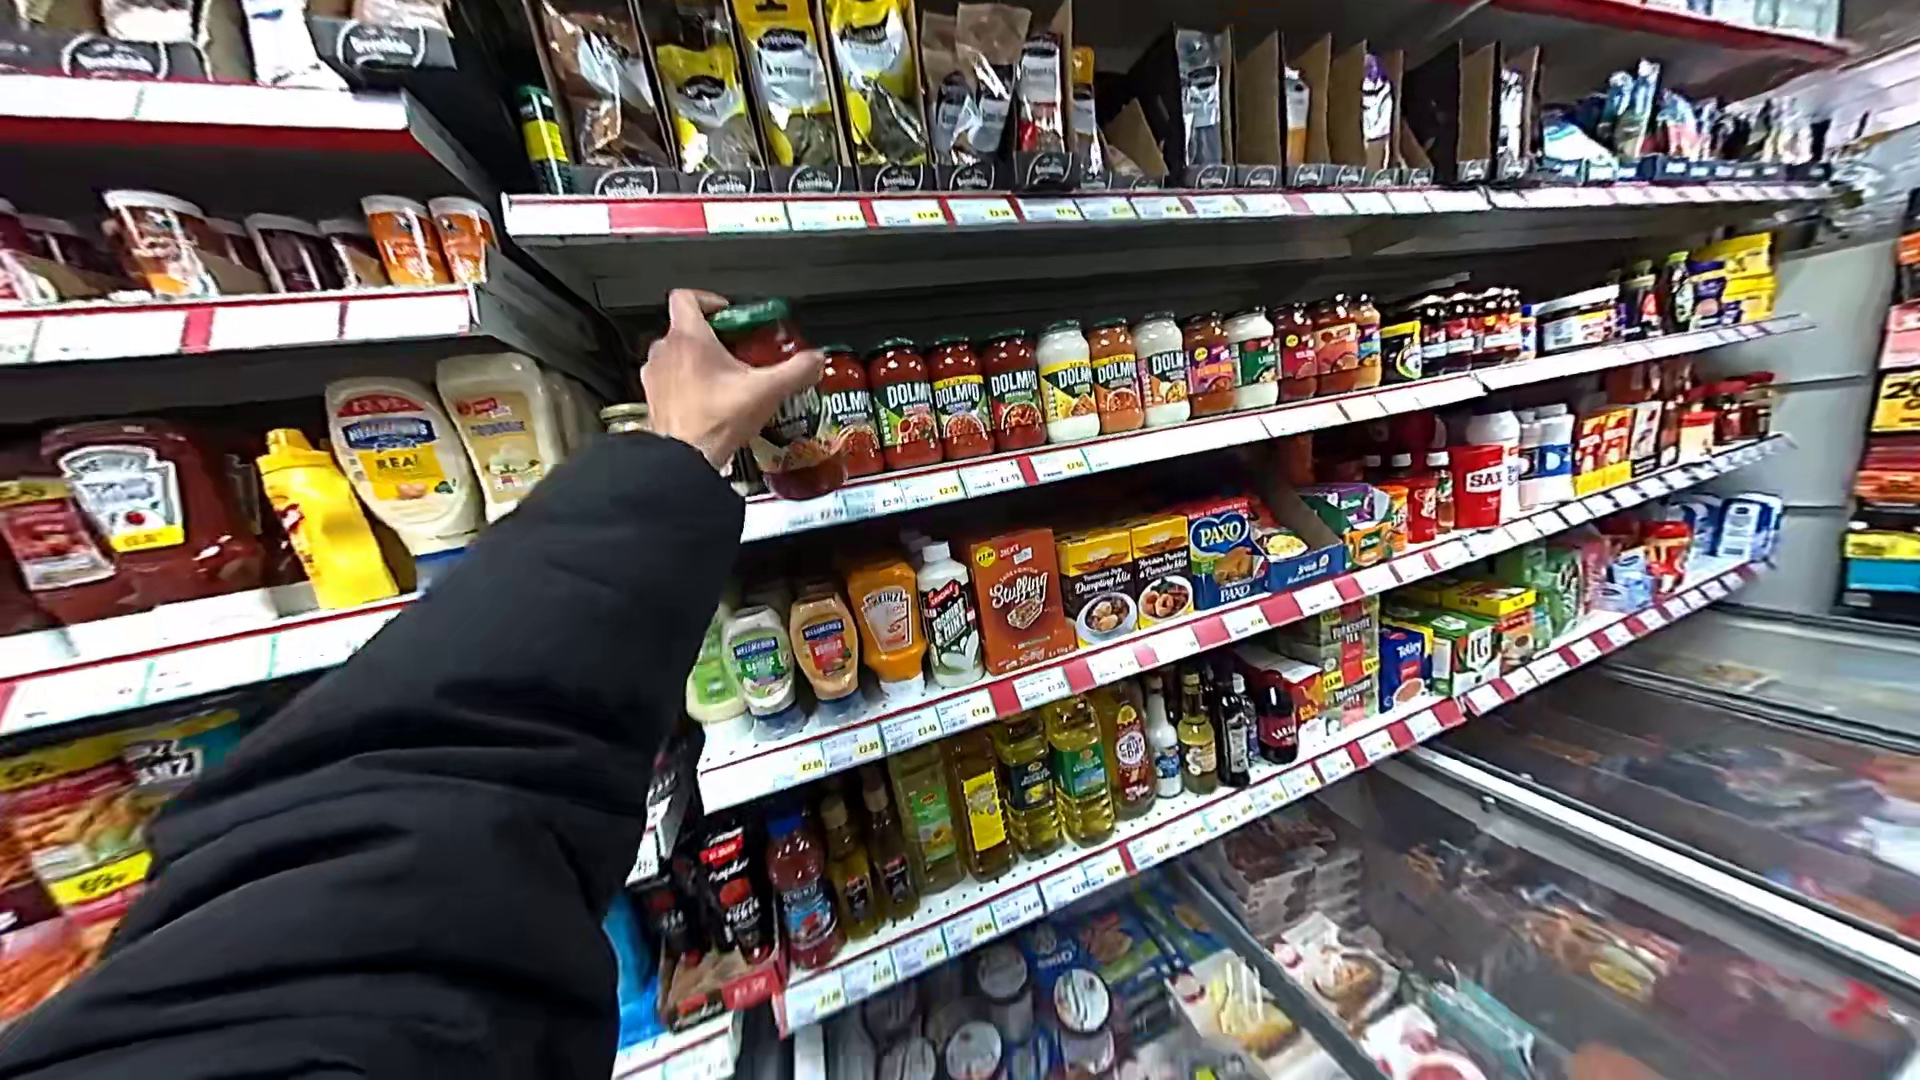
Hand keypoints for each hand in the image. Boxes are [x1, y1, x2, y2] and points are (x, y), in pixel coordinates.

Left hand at [642, 289, 825, 469]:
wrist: (685, 457)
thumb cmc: (716, 420)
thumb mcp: (766, 391)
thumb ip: (795, 370)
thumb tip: (814, 359)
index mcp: (690, 338)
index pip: (687, 297)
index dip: (710, 300)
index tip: (730, 314)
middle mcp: (666, 351)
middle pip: (686, 328)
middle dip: (714, 337)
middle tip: (738, 353)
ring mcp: (655, 375)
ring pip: (677, 355)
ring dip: (698, 362)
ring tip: (726, 381)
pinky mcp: (654, 398)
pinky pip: (671, 381)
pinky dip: (688, 385)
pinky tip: (710, 402)